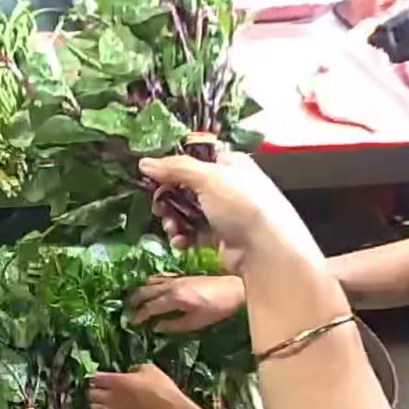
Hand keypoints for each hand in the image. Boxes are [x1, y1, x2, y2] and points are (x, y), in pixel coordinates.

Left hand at [89, 363, 192, 408]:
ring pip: (95, 407)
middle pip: (91, 393)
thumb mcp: (149, 369)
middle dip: (93, 389)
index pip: (96, 378)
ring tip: (101, 398)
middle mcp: (111, 396)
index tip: (96, 375)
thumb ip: (135, 368)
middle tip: (98, 386)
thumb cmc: (161, 387)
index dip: (94, 376)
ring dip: (96, 402)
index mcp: (116, 381)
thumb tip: (130, 372)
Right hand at [128, 274, 245, 332]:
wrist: (234, 288)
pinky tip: (147, 287)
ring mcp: (175, 278)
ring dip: (138, 290)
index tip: (131, 322)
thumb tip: (156, 327)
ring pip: (149, 282)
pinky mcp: (180, 275)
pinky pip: (158, 277)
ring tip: (131, 299)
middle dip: (132, 301)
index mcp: (175, 298)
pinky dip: (149, 282)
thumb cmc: (217, 308)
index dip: (138, 315)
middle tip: (125, 310)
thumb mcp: (196, 322)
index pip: (149, 307)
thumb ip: (173, 325)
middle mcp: (171, 286)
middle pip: (144, 291)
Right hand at [139, 154, 322, 274]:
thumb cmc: (242, 205)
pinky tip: (180, 242)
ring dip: (172, 220)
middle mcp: (225, 185)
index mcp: (227, 164)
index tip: (152, 177)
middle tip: (158, 208)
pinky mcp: (217, 234)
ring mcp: (221, 211)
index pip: (192, 158)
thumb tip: (144, 162)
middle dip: (167, 199)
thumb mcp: (209, 178)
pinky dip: (182, 236)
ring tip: (172, 229)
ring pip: (184, 211)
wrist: (264, 250)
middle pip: (184, 187)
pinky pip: (191, 232)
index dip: (170, 167)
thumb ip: (175, 168)